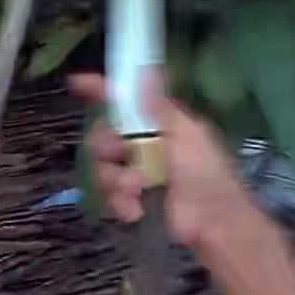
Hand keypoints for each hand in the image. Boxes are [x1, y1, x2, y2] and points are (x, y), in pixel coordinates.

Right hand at [68, 73, 262, 257]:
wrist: (215, 224)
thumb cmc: (206, 174)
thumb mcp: (187, 134)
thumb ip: (160, 106)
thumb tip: (146, 69)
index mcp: (159, 122)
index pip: (125, 99)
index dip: (101, 90)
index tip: (79, 83)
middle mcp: (144, 143)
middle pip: (104, 134)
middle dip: (105, 146)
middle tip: (115, 155)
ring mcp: (137, 171)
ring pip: (103, 166)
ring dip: (114, 179)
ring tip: (134, 191)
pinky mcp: (133, 198)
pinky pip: (109, 193)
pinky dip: (119, 202)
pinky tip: (134, 210)